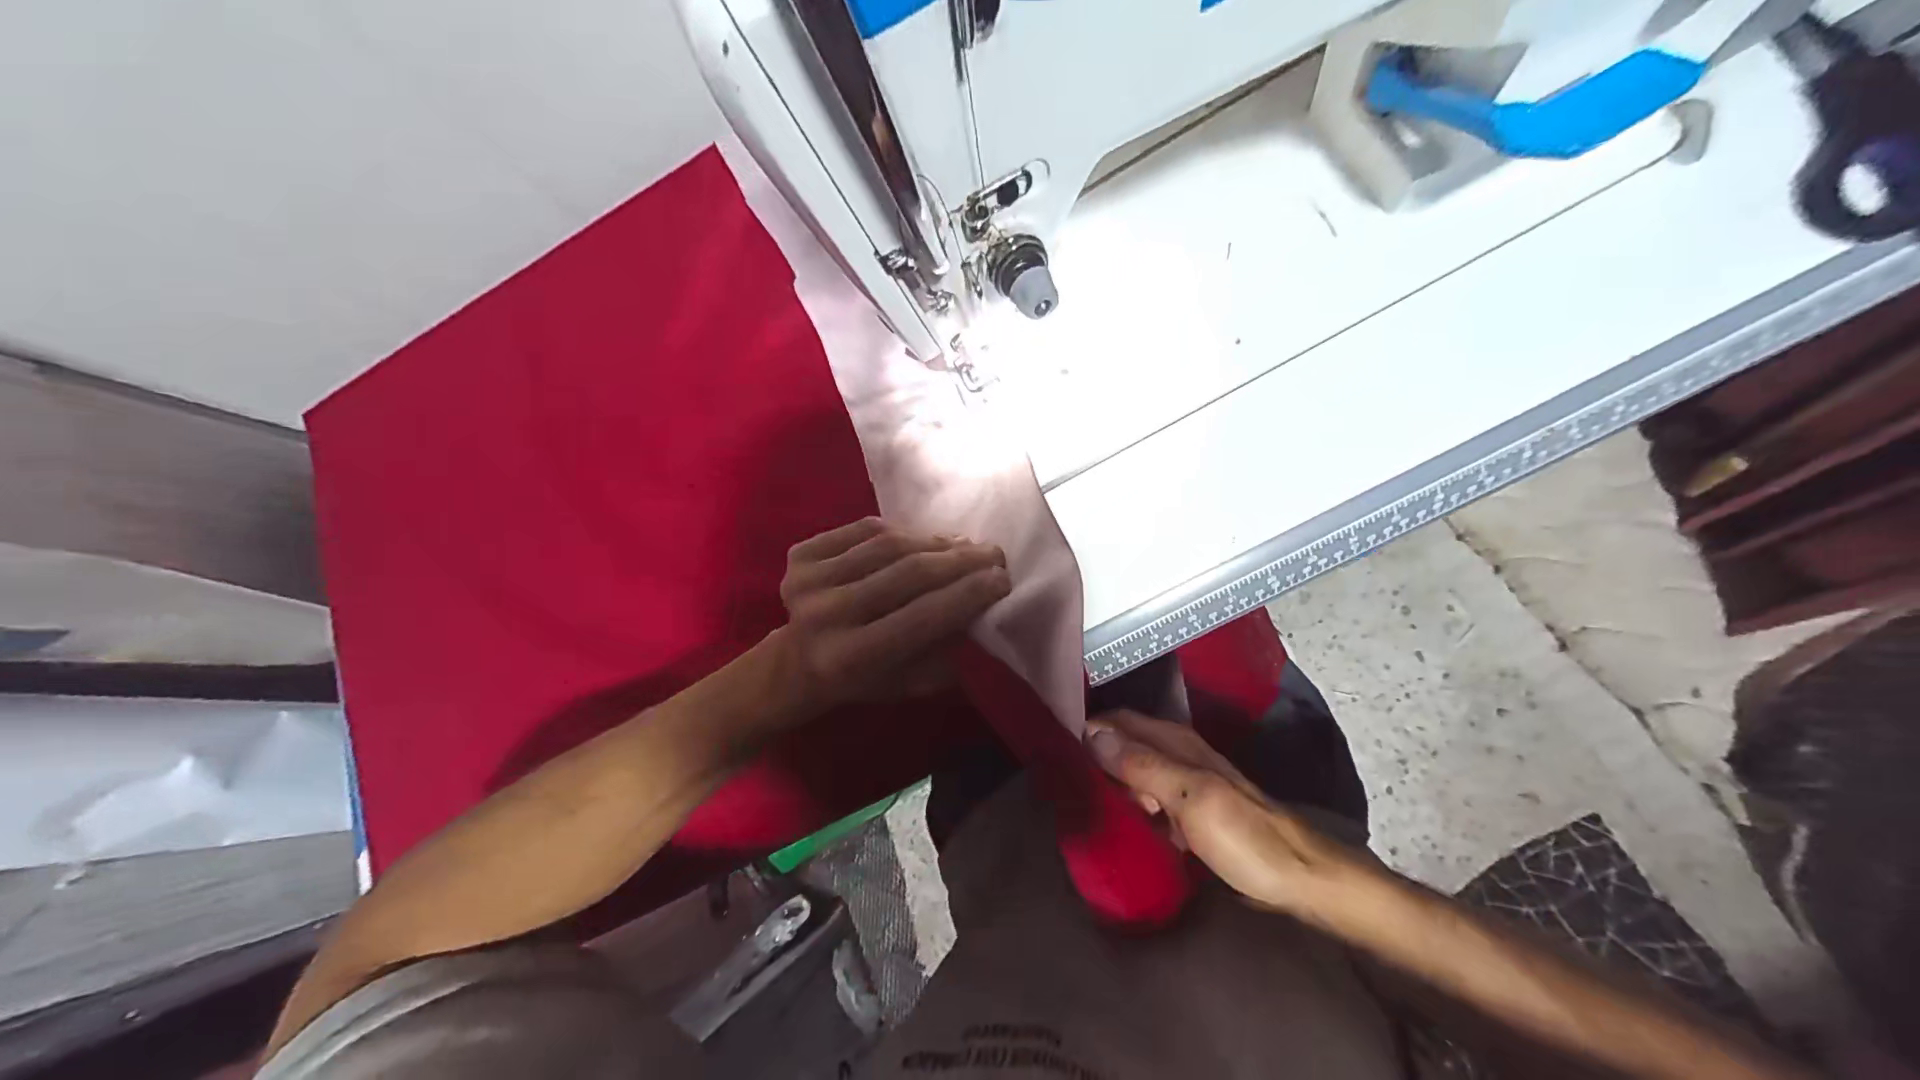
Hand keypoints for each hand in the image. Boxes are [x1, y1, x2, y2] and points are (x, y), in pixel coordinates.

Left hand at [772, 517, 1010, 713]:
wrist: (794, 663)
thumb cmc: (862, 679)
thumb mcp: (908, 683)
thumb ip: (945, 651)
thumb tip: (984, 605)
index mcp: (851, 658)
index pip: (924, 616)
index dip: (970, 593)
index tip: (1004, 579)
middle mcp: (825, 616)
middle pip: (908, 573)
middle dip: (961, 560)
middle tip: (994, 553)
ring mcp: (807, 581)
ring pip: (888, 545)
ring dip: (935, 541)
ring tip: (964, 543)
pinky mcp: (798, 556)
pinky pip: (863, 529)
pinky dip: (899, 530)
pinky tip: (922, 538)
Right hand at [1085, 709, 1360, 912]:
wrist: (1303, 882)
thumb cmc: (1247, 838)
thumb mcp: (1191, 799)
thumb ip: (1142, 765)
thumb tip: (1091, 733)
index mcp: (1175, 742)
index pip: (1115, 721)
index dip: (1084, 730)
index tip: (1050, 750)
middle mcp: (1177, 755)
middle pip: (1120, 745)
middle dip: (1090, 757)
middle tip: (1059, 785)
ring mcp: (1184, 785)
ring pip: (1131, 773)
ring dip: (1107, 785)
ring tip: (1077, 806)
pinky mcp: (1188, 815)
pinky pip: (1145, 801)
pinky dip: (1127, 808)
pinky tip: (1114, 826)